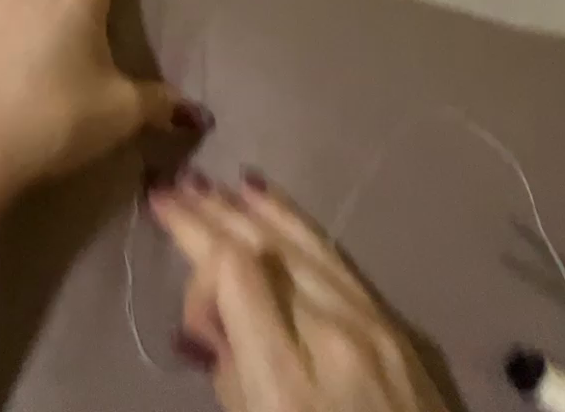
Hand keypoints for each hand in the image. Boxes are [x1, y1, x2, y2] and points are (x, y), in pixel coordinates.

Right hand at [151, 172, 450, 411]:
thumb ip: (232, 374)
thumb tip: (215, 320)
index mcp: (288, 382)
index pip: (236, 273)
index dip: (195, 238)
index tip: (166, 222)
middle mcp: (332, 337)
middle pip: (264, 248)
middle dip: (212, 211)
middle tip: (172, 185)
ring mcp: (374, 325)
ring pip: (302, 242)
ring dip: (253, 207)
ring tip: (216, 183)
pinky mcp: (398, 326)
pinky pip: (337, 257)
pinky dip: (297, 223)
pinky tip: (274, 204)